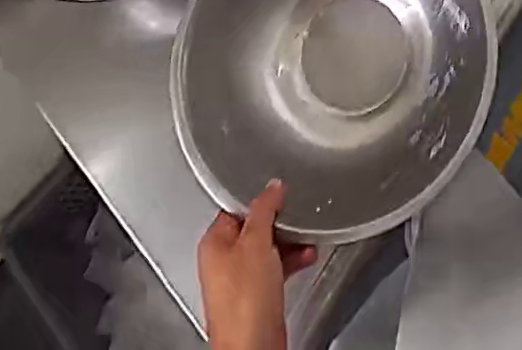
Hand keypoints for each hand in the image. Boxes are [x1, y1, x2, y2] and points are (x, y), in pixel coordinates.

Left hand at [197, 180, 319, 349]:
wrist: (254, 346)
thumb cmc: (244, 303)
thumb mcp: (256, 242)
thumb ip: (264, 209)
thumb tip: (272, 188)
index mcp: (214, 243)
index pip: (237, 206)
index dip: (259, 198)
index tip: (279, 192)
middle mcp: (224, 260)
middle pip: (254, 226)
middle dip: (278, 221)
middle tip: (293, 214)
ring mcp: (241, 278)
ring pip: (268, 246)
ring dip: (289, 239)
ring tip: (305, 234)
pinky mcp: (258, 294)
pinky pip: (277, 265)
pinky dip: (292, 258)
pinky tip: (307, 255)